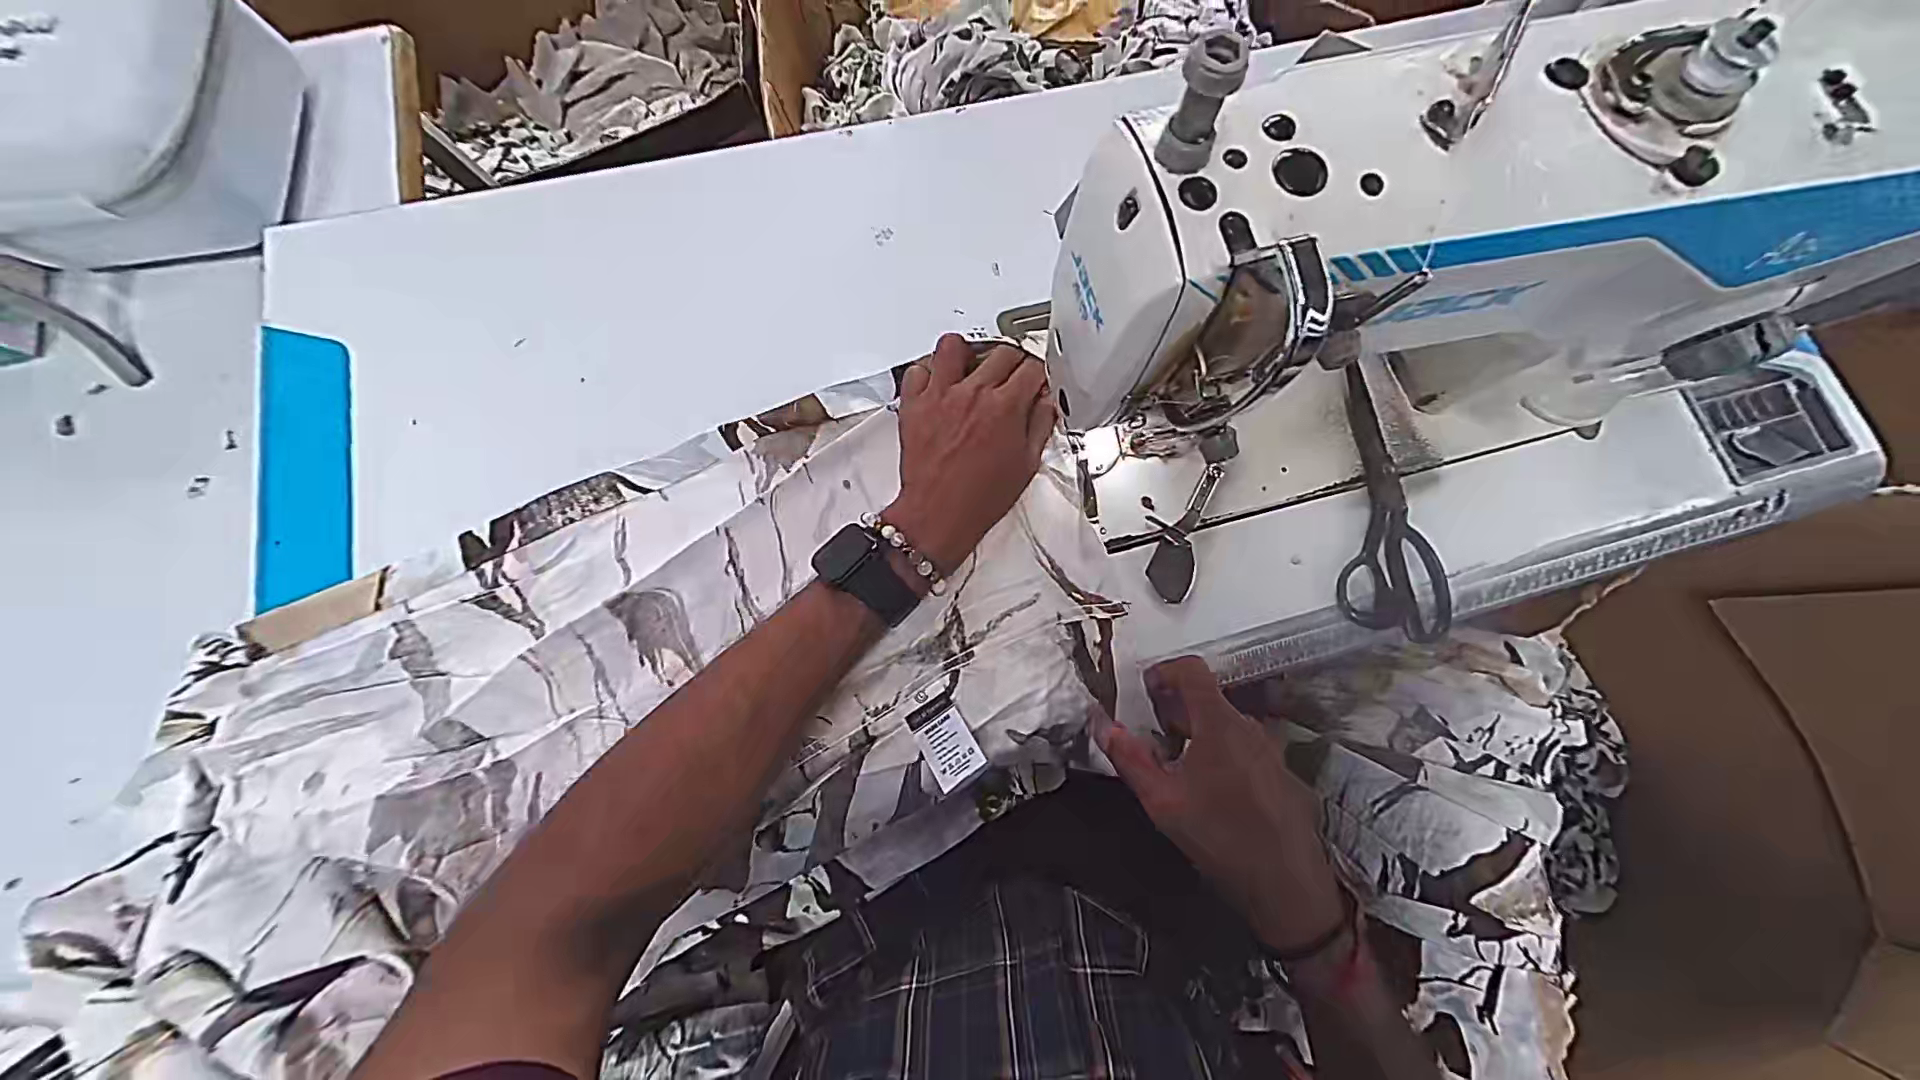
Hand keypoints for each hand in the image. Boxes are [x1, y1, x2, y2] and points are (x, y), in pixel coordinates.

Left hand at [886, 334, 1054, 569]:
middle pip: (1001, 352)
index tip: (1036, 382)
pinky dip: (928, 373)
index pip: (1032, 368)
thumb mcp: (1026, 464)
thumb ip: (1039, 425)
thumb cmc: (978, 499)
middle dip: (1014, 362)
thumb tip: (1046, 404)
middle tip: (1012, 377)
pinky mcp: (914, 405)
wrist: (938, 515)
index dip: (1039, 374)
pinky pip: (917, 371)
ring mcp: (940, 397)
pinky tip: (938, 385)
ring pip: (954, 346)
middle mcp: (972, 395)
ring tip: (971, 368)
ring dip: (967, 354)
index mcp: (1005, 407)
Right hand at [1095, 656, 1346, 952]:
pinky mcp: (1283, 773)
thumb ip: (1127, 756)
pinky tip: (1210, 788)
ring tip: (1176, 762)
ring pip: (1226, 724)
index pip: (1192, 670)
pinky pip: (1244, 747)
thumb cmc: (1220, 838)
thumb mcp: (1161, 800)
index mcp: (1220, 723)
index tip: (1145, 689)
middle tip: (1150, 730)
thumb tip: (1100, 723)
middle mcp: (1250, 727)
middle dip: (1174, 707)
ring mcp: (1271, 750)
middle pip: (1207, 698)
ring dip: (1197, 731)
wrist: (1288, 887)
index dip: (1164, 670)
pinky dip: (1221, 751)